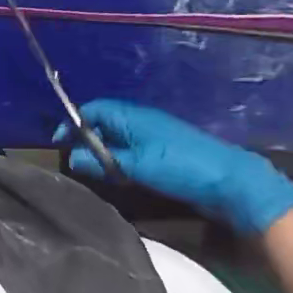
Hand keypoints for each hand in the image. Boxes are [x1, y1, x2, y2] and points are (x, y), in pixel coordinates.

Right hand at [55, 99, 292, 235]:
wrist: (233, 183)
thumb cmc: (180, 168)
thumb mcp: (136, 167)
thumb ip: (101, 161)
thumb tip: (71, 158)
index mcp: (132, 116)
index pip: (91, 109)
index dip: (72, 123)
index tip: (59, 142)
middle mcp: (141, 119)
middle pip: (103, 121)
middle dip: (85, 137)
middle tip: (74, 159)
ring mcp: (155, 133)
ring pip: (117, 135)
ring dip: (102, 149)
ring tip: (94, 169)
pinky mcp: (164, 148)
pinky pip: (131, 146)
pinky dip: (118, 156)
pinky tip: (119, 173)